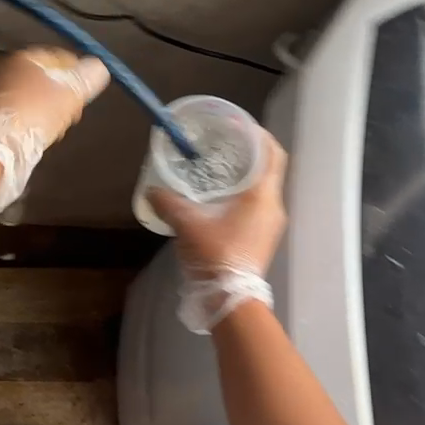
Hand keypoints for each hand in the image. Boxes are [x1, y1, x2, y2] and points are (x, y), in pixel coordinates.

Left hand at [0, 47, 110, 144]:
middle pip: (40, 78)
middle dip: (58, 94)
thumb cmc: (33, 114)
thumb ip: (86, 80)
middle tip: (71, 113)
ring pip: (26, 97)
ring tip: (54, 128)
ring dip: (42, 110)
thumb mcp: (67, 96)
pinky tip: (32, 136)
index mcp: (24, 57)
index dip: (76, 73)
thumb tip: (100, 66)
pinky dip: (25, 121)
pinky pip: (12, 113)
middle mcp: (2, 68)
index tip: (85, 91)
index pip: (57, 58)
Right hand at [149, 132, 288, 275]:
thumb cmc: (215, 256)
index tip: (237, 124)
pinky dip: (241, 193)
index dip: (257, 135)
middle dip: (247, 152)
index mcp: (262, 197)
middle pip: (268, 168)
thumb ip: (168, 203)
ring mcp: (269, 224)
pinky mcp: (261, 237)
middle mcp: (273, 207)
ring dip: (244, 174)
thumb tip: (152, 190)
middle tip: (222, 143)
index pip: (271, 154)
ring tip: (217, 167)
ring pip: (262, 188)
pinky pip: (255, 205)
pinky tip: (217, 197)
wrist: (230, 300)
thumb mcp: (186, 225)